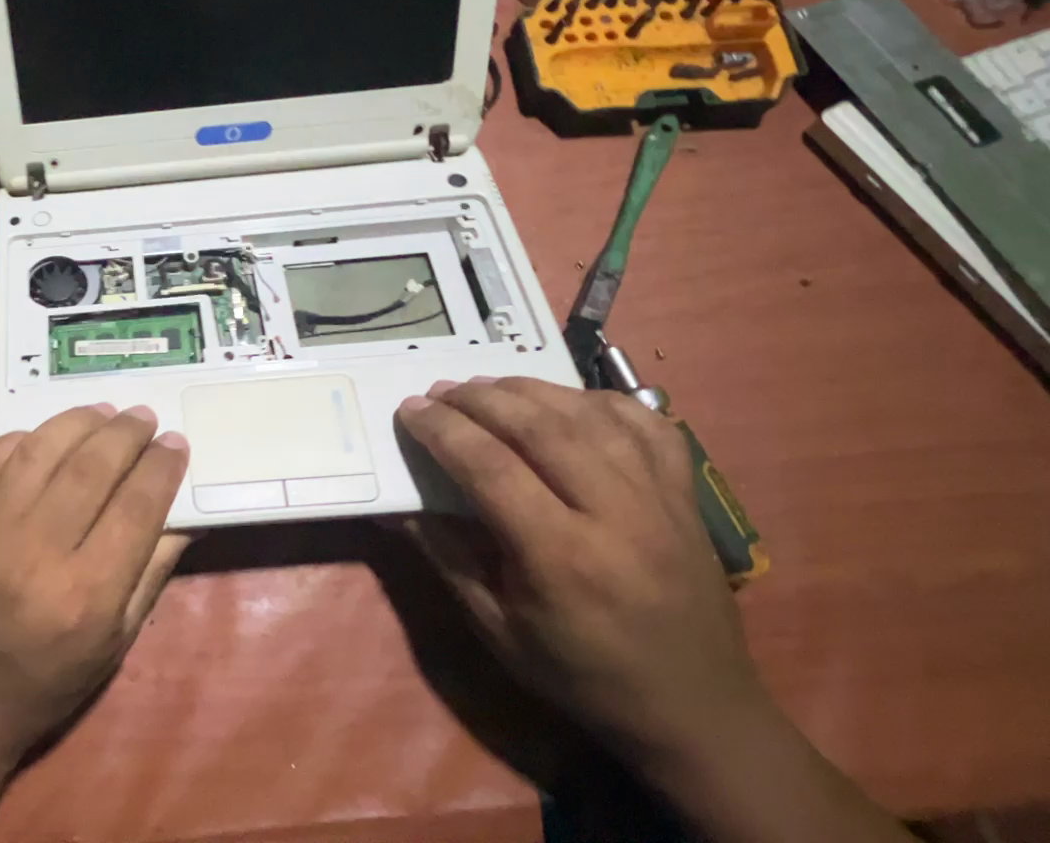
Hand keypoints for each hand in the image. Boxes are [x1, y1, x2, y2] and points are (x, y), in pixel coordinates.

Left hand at [0, 404, 192, 769]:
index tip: (176, 442)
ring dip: (78, 423)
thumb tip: (181, 514)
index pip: (136, 506)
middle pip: (91, 468)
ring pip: (40, 451)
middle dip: (126, 434)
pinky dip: (22, 439)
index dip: (162, 467)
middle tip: (144, 417)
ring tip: (103, 413)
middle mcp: (35, 552)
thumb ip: (151, 573)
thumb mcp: (115, 643)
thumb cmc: (47, 682)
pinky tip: (46, 437)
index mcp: (85, 593)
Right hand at [395, 377, 767, 763]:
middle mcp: (616, 514)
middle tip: (440, 391)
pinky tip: (565, 401)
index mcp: (562, 556)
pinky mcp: (687, 495)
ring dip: (531, 390)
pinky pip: (646, 424)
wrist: (696, 709)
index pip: (491, 468)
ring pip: (590, 415)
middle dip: (480, 400)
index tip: (410, 411)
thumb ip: (447, 558)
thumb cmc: (582, 676)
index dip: (443, 432)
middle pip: (541, 428)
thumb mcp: (497, 630)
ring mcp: (661, 498)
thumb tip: (399, 507)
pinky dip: (599, 400)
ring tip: (488, 386)